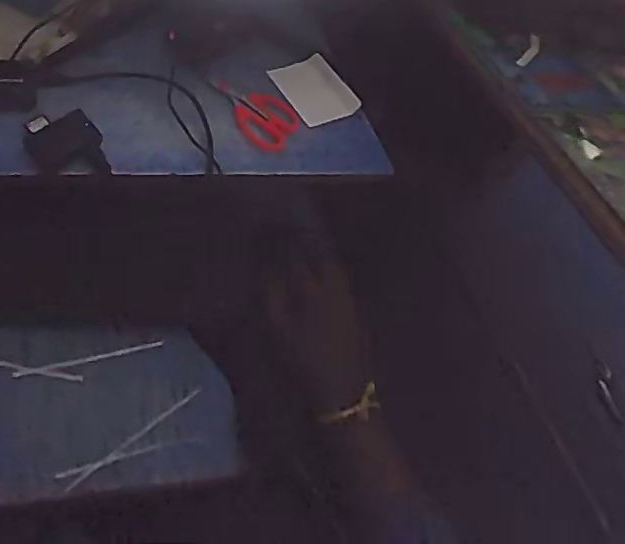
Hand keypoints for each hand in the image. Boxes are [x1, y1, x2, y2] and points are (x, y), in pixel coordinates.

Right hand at [260, 238, 423, 508]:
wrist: (344, 399)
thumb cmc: (303, 364)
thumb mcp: (276, 330)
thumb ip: (270, 292)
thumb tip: (267, 265)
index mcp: (312, 289)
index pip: (293, 253)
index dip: (278, 237)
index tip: (265, 225)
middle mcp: (335, 288)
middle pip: (319, 252)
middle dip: (302, 238)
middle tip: (285, 229)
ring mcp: (350, 300)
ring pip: (333, 265)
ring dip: (316, 251)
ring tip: (301, 245)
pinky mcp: (359, 314)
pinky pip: (340, 280)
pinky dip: (327, 270)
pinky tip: (319, 275)